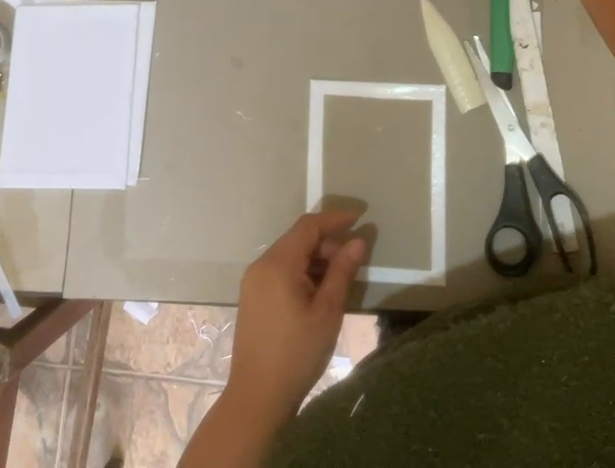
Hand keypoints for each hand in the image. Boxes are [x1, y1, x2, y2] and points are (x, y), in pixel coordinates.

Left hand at [224, 210, 368, 422]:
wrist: (258, 397)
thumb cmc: (297, 353)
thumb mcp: (327, 311)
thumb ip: (342, 271)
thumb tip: (358, 241)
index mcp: (277, 264)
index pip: (308, 226)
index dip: (335, 219)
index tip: (361, 217)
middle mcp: (261, 265)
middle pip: (297, 239)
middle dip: (327, 242)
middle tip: (354, 258)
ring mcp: (253, 282)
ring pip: (289, 255)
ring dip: (316, 258)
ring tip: (340, 276)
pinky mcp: (253, 297)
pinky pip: (280, 271)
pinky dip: (302, 271)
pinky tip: (319, 290)